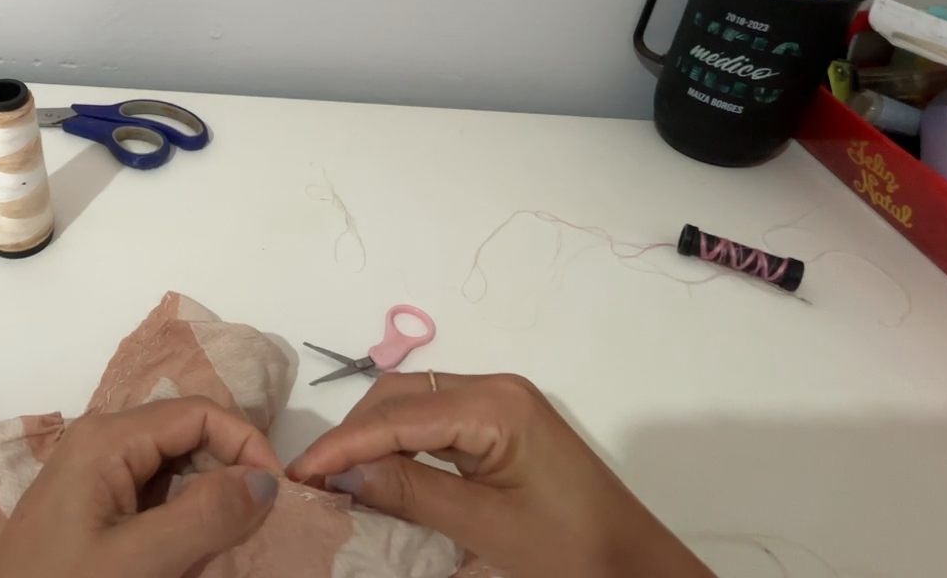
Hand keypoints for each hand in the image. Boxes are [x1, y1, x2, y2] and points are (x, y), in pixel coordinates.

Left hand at [0, 396, 281, 577]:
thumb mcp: (136, 562)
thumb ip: (202, 517)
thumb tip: (265, 479)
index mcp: (109, 437)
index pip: (197, 412)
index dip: (244, 441)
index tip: (277, 494)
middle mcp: (103, 438)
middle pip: (186, 432)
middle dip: (229, 467)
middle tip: (260, 521)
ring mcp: (96, 468)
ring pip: (173, 463)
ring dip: (209, 493)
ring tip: (233, 537)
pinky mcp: (94, 500)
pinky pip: (153, 490)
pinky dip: (184, 511)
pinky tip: (196, 545)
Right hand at [288, 373, 710, 577]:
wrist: (644, 573)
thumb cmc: (573, 555)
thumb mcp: (487, 529)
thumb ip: (410, 492)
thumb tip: (343, 471)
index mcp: (494, 404)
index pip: (399, 415)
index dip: (345, 442)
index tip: (301, 471)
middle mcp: (492, 386)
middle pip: (401, 396)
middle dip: (354, 433)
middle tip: (316, 475)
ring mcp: (496, 398)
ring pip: (412, 402)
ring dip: (373, 434)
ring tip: (338, 471)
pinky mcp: (499, 418)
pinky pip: (433, 417)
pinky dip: (400, 440)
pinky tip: (380, 465)